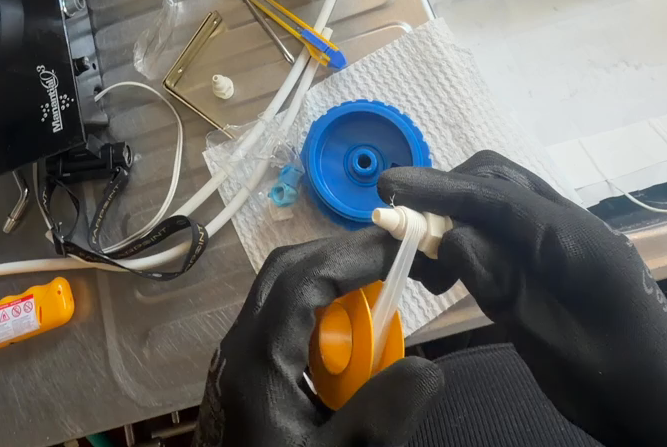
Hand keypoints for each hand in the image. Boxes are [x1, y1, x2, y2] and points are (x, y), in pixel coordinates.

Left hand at [197, 227, 443, 446]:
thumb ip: (380, 418)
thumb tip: (428, 367)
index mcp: (258, 360)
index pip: (304, 280)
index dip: (355, 255)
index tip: (402, 249)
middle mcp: (240, 344)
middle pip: (287, 272)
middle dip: (342, 260)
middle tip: (396, 267)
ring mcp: (238, 356)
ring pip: (281, 292)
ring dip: (330, 286)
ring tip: (378, 303)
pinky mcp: (245, 371)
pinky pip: (281, 321)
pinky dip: (318, 316)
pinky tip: (349, 348)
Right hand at [378, 151, 666, 446]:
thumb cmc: (619, 385)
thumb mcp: (554, 345)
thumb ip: (503, 287)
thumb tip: (449, 238)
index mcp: (576, 242)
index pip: (497, 198)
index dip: (439, 189)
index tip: (388, 188)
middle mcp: (569, 221)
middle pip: (495, 180)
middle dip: (443, 193)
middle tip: (403, 228)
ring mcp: (565, 231)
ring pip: (497, 193)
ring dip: (455, 212)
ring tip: (427, 261)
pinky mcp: (557, 247)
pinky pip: (506, 219)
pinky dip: (471, 231)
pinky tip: (456, 266)